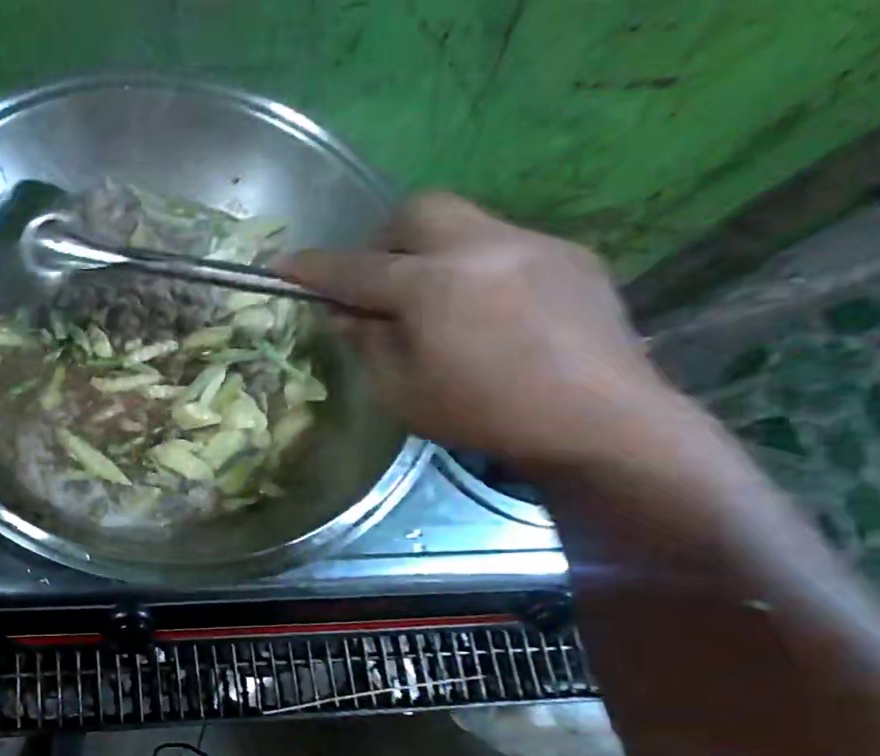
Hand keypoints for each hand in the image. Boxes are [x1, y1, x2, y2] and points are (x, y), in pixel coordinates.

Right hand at [284, 192, 694, 469]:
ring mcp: (533, 244)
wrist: (598, 420)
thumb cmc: (481, 412)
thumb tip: (343, 312)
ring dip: (432, 254)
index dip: (313, 268)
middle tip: (377, 285)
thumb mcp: (399, 390)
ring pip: (463, 224)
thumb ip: (366, 341)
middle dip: (383, 241)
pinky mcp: (571, 256)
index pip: (355, 267)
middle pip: (416, 211)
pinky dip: (477, 269)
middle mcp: (482, 246)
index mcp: (432, 283)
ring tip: (436, 305)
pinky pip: (505, 245)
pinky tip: (489, 315)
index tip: (281, 266)